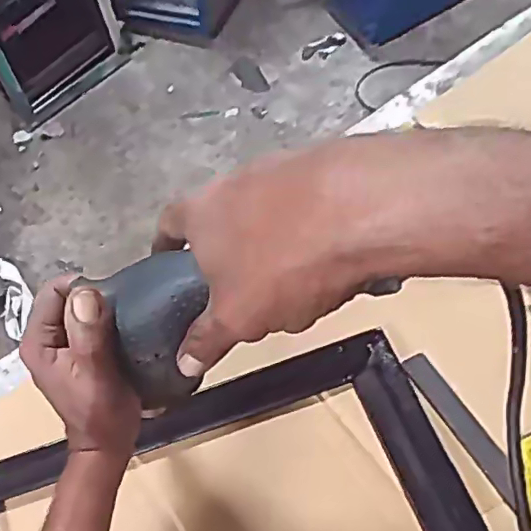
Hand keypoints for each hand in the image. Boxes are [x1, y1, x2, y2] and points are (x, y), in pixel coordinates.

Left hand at [22, 276, 140, 457]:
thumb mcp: (95, 371)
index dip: (84, 289)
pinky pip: (91, 326)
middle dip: (95, 300)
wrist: (107, 445)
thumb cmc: (100, 413)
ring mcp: (61, 348)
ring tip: (126, 322)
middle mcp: (44, 341)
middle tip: (122, 314)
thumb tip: (86, 293)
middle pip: (67, 299)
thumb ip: (88, 333)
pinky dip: (107, 325)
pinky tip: (124, 332)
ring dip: (103, 312)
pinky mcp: (78, 355)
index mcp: (37, 342)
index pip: (54, 291)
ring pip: (81, 312)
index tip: (112, 302)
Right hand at [153, 136, 413, 376]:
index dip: (165, 245)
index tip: (167, 260)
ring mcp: (282, 167)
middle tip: (239, 286)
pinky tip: (331, 260)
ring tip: (293, 280)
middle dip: (229, 250)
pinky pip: (312, 210)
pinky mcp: (328, 167)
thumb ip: (207, 339)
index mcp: (200, 212)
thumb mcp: (238, 318)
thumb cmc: (285, 262)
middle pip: (222, 217)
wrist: (364, 210)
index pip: (168, 225)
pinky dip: (314, 233)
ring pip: (268, 214)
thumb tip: (185, 363)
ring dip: (275, 243)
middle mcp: (235, 179)